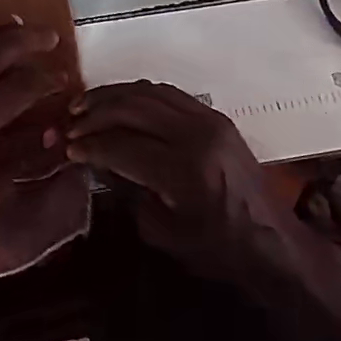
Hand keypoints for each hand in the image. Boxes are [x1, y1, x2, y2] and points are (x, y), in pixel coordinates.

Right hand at [65, 81, 294, 286]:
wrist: (272, 242)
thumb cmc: (216, 248)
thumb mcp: (162, 230)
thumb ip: (127, 189)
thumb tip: (97, 160)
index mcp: (184, 170)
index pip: (122, 145)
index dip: (89, 145)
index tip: (67, 149)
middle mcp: (197, 135)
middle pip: (131, 108)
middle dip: (94, 114)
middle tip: (70, 124)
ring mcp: (209, 120)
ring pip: (148, 92)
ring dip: (112, 96)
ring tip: (85, 106)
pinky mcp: (215, 116)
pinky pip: (167, 93)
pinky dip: (137, 94)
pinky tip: (118, 103)